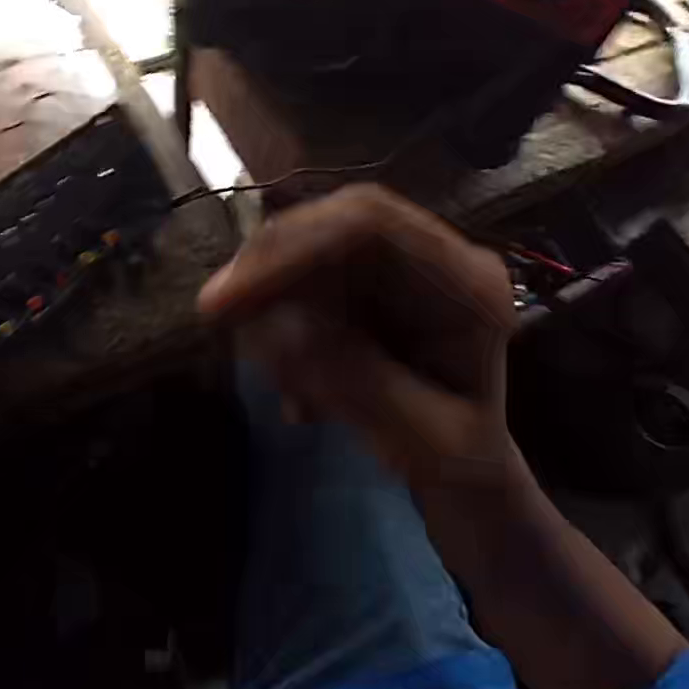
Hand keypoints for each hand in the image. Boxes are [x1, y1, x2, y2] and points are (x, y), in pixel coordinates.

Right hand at [198, 185, 519, 490]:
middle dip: (270, 269)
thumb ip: (361, 385)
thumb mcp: (423, 442)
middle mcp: (438, 259)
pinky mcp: (373, 288)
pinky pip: (309, 284)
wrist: (467, 465)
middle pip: (335, 223)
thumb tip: (278, 325)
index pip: (374, 224)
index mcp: (471, 285)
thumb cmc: (463, 460)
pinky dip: (283, 329)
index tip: (229, 298)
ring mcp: (404, 270)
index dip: (293, 246)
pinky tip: (300, 395)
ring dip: (274, 306)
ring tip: (288, 390)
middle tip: (217, 318)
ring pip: (314, 251)